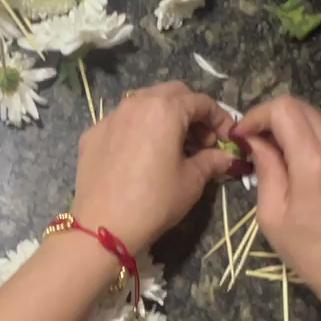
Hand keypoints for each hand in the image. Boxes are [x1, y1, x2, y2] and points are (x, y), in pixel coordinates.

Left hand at [70, 82, 240, 248]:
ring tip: (174, 146)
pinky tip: (142, 155)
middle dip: (192, 112)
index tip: (227, 138)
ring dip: (165, 117)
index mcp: (165, 110)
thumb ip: (212, 161)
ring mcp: (110, 117)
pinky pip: (122, 122)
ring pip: (144, 103)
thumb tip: (227, 157)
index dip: (219, 117)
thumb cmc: (154, 201)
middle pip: (172, 94)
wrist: (103, 226)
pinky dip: (139, 130)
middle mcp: (136, 104)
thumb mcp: (191, 182)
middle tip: (202, 141)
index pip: (200, 101)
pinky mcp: (92, 134)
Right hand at [234, 97, 320, 304]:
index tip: (239, 136)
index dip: (256, 116)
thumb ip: (265, 169)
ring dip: (284, 126)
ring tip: (264, 151)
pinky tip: (285, 160)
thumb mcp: (273, 215)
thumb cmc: (310, 253)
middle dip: (268, 117)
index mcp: (314, 163)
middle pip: (298, 106)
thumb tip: (254, 141)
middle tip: (248, 141)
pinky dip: (299, 136)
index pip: (283, 110)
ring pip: (311, 118)